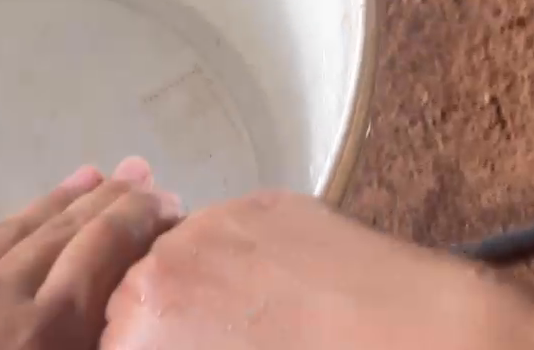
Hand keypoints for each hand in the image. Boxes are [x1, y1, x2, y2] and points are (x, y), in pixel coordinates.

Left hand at [0, 158, 183, 349]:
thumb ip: (85, 341)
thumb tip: (116, 322)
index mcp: (42, 333)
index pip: (103, 248)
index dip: (140, 219)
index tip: (169, 203)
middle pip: (66, 228)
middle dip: (110, 197)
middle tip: (144, 172)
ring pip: (17, 230)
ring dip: (61, 201)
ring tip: (93, 175)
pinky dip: (12, 229)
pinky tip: (21, 227)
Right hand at [99, 191, 533, 349]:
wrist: (429, 344)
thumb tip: (162, 334)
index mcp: (148, 323)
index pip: (104, 333)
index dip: (136, 343)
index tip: (160, 347)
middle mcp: (172, 257)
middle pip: (128, 294)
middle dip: (153, 327)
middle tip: (202, 342)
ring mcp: (223, 219)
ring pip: (176, 255)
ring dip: (189, 289)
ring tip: (240, 324)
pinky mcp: (268, 199)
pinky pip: (224, 232)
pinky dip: (231, 261)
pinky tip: (274, 294)